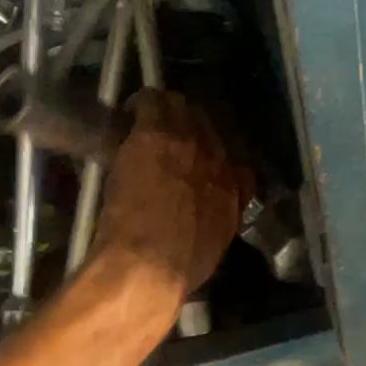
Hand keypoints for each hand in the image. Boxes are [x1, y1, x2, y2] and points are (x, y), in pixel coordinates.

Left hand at [94, 89, 250, 293]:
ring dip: (165, 112)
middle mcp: (218, 159)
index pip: (237, 159)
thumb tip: (209, 210)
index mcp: (235, 189)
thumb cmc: (181, 265)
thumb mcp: (215, 243)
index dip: (215, 155)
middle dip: (189, 127)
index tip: (199, 162)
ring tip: (146, 122)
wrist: (151, 262)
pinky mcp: (155, 133)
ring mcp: (189, 143)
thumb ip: (218, 216)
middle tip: (167, 137)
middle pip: (208, 124)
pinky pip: (150, 100)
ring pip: (180, 106)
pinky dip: (139, 104)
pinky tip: (128, 114)